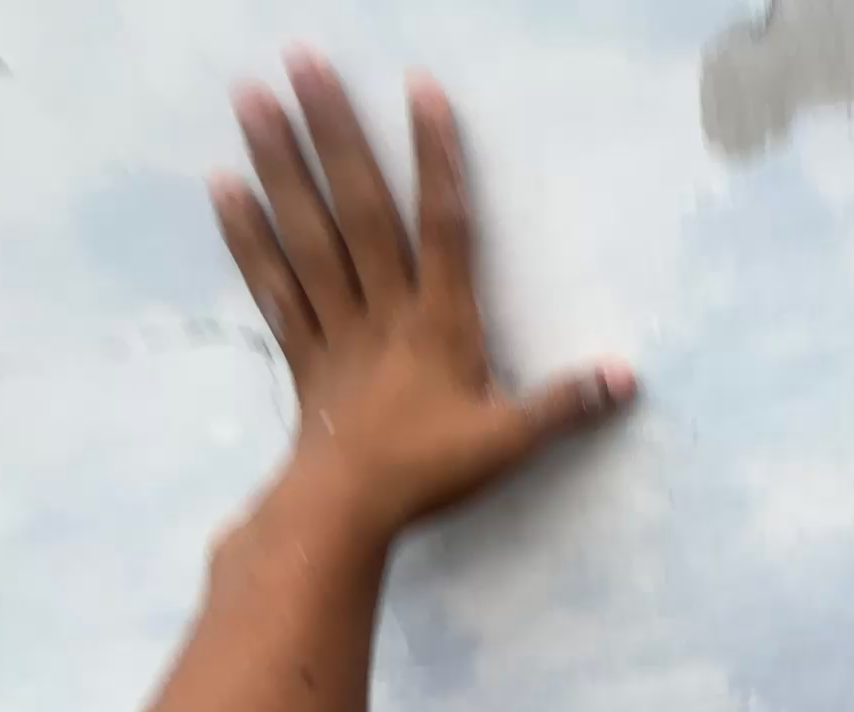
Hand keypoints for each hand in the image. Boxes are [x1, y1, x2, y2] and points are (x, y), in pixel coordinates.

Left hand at [209, 48, 636, 537]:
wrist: (345, 509)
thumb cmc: (432, 470)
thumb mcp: (514, 441)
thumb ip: (567, 405)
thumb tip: (628, 377)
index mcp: (440, 324)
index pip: (444, 230)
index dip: (438, 162)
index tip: (422, 94)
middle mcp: (385, 309)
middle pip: (362, 213)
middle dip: (338, 138)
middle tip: (303, 60)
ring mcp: (337, 327)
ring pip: (309, 237)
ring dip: (281, 168)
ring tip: (252, 99)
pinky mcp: (304, 351)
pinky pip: (275, 286)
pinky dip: (249, 238)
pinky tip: (225, 190)